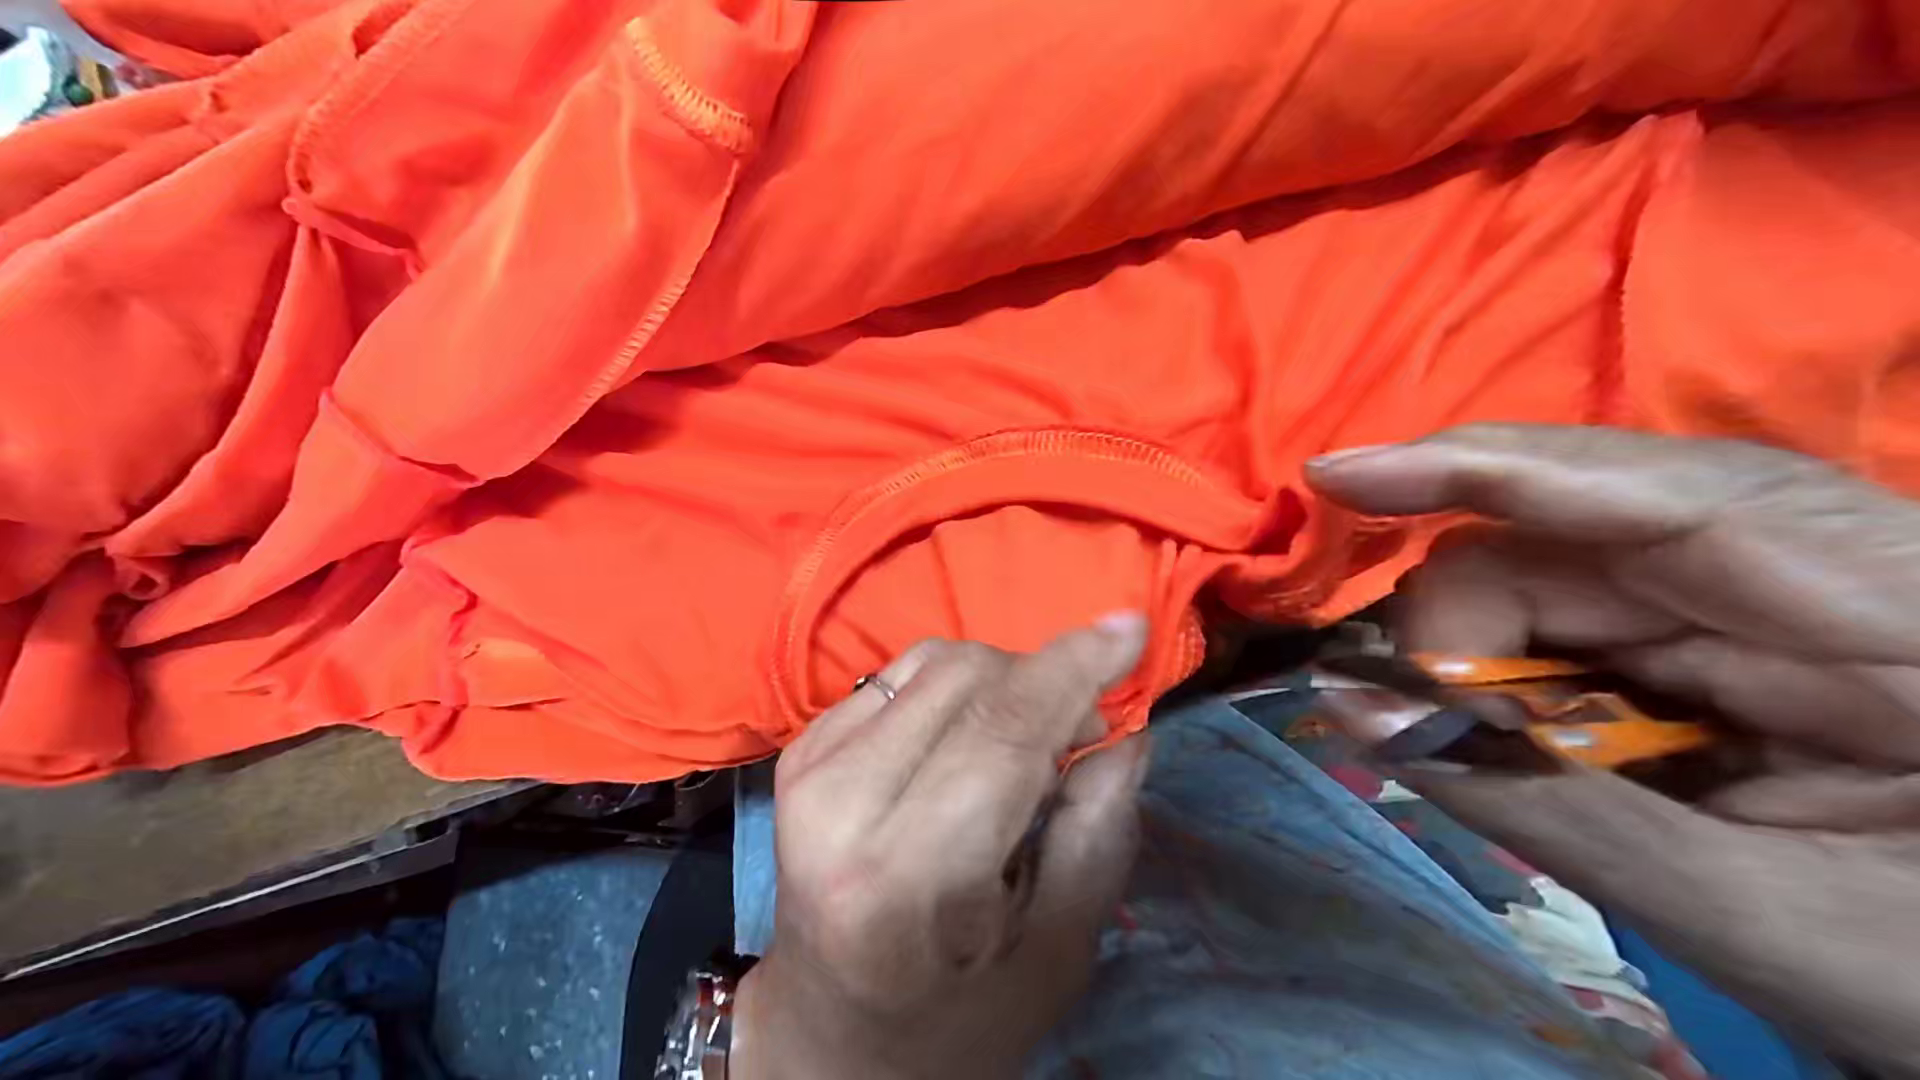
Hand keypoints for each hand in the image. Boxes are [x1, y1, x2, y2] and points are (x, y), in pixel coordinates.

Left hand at [732, 618, 1150, 1079]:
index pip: (1000, 733)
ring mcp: (808, 764)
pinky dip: (955, 689)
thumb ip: (1097, 830)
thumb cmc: (954, 1013)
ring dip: (1001, 681)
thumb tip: (1126, 725)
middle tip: (1080, 734)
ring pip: (935, 660)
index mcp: (902, 877)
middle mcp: (839, 803)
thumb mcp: (1054, 952)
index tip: (1129, 630)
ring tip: (1022, 740)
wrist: (828, 1030)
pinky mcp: (800, 746)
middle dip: (1044, 682)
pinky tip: (964, 740)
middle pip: (968, 679)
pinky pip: (902, 672)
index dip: (1072, 669)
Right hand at [1309, 424, 1919, 1077]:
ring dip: (1467, 655)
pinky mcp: (1691, 615)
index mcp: (1905, 611)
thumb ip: (1552, 807)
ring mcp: (1743, 587)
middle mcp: (1812, 563)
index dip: (1480, 470)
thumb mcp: (1771, 922)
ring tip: (1478, 745)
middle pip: (1558, 533)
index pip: (1663, 494)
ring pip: (1527, 569)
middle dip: (1458, 622)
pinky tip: (1501, 721)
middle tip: (1414, 716)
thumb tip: (1359, 712)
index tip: (1335, 475)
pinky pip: (1542, 611)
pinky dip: (1488, 665)